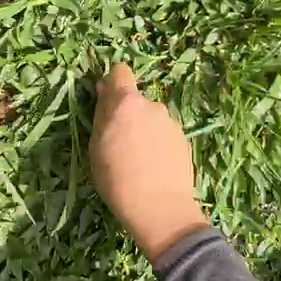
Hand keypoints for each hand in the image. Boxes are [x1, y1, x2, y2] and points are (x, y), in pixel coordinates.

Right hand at [89, 63, 207, 261]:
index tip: (106, 100)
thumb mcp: (96, 147)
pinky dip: (157, 143)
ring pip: (151, 118)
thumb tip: (103, 89)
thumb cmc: (117, 179)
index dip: (112, 81)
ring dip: (143, 129)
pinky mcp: (184, 140)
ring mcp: (171, 122)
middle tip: (119, 143)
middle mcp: (152, 105)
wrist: (160, 209)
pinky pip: (164, 133)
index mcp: (126, 103)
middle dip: (127, 113)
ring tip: (138, 160)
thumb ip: (101, 114)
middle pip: (135, 100)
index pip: (120, 71)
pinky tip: (154, 167)